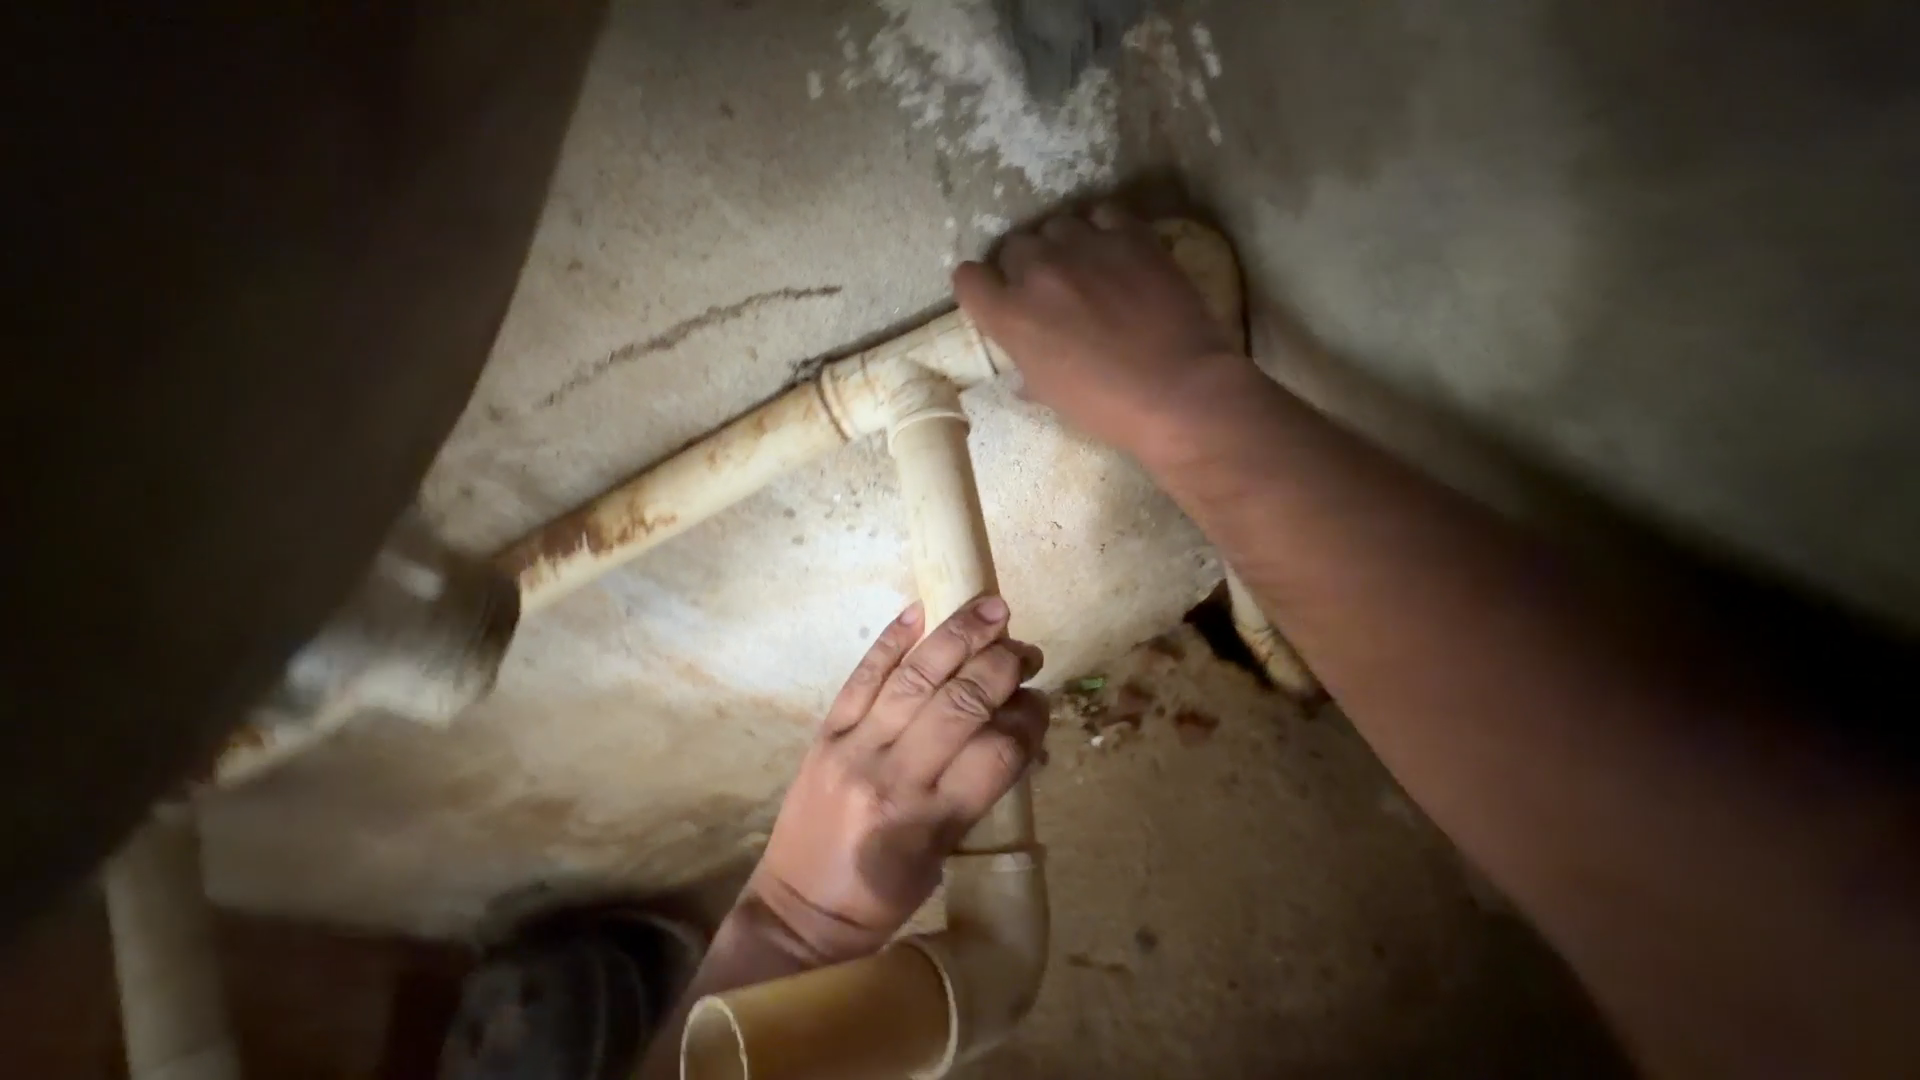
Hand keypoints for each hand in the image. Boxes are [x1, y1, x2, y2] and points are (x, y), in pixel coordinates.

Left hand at [743, 596, 1048, 963]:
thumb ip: (978, 791)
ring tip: (993, 610)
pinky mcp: (825, 732)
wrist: (798, 909)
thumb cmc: (883, 897)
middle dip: (1002, 666)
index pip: (998, 751)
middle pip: (961, 703)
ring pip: (916, 677)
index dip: (1029, 717)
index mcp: (931, 818)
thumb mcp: (945, 854)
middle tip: (1027, 651)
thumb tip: (1020, 734)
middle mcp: (894, 774)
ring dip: (959, 636)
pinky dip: (893, 639)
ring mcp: (854, 747)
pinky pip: (862, 674)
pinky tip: (920, 609)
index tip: (1042, 700)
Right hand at [953, 204, 1257, 459]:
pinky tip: (1114, 255)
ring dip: (1062, 247)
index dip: (980, 289)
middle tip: (1050, 294)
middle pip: (1014, 248)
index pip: (968, 279)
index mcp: (1011, 317)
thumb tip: (1024, 368)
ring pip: (1056, 226)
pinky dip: (1102, 231)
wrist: (1179, 392)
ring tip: (1084, 271)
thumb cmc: (1108, 407)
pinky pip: (1102, 215)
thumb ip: (1026, 367)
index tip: (995, 299)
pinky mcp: (1131, 236)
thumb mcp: (1050, 395)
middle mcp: (1039, 271)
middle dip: (1025, 269)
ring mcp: (1086, 247)